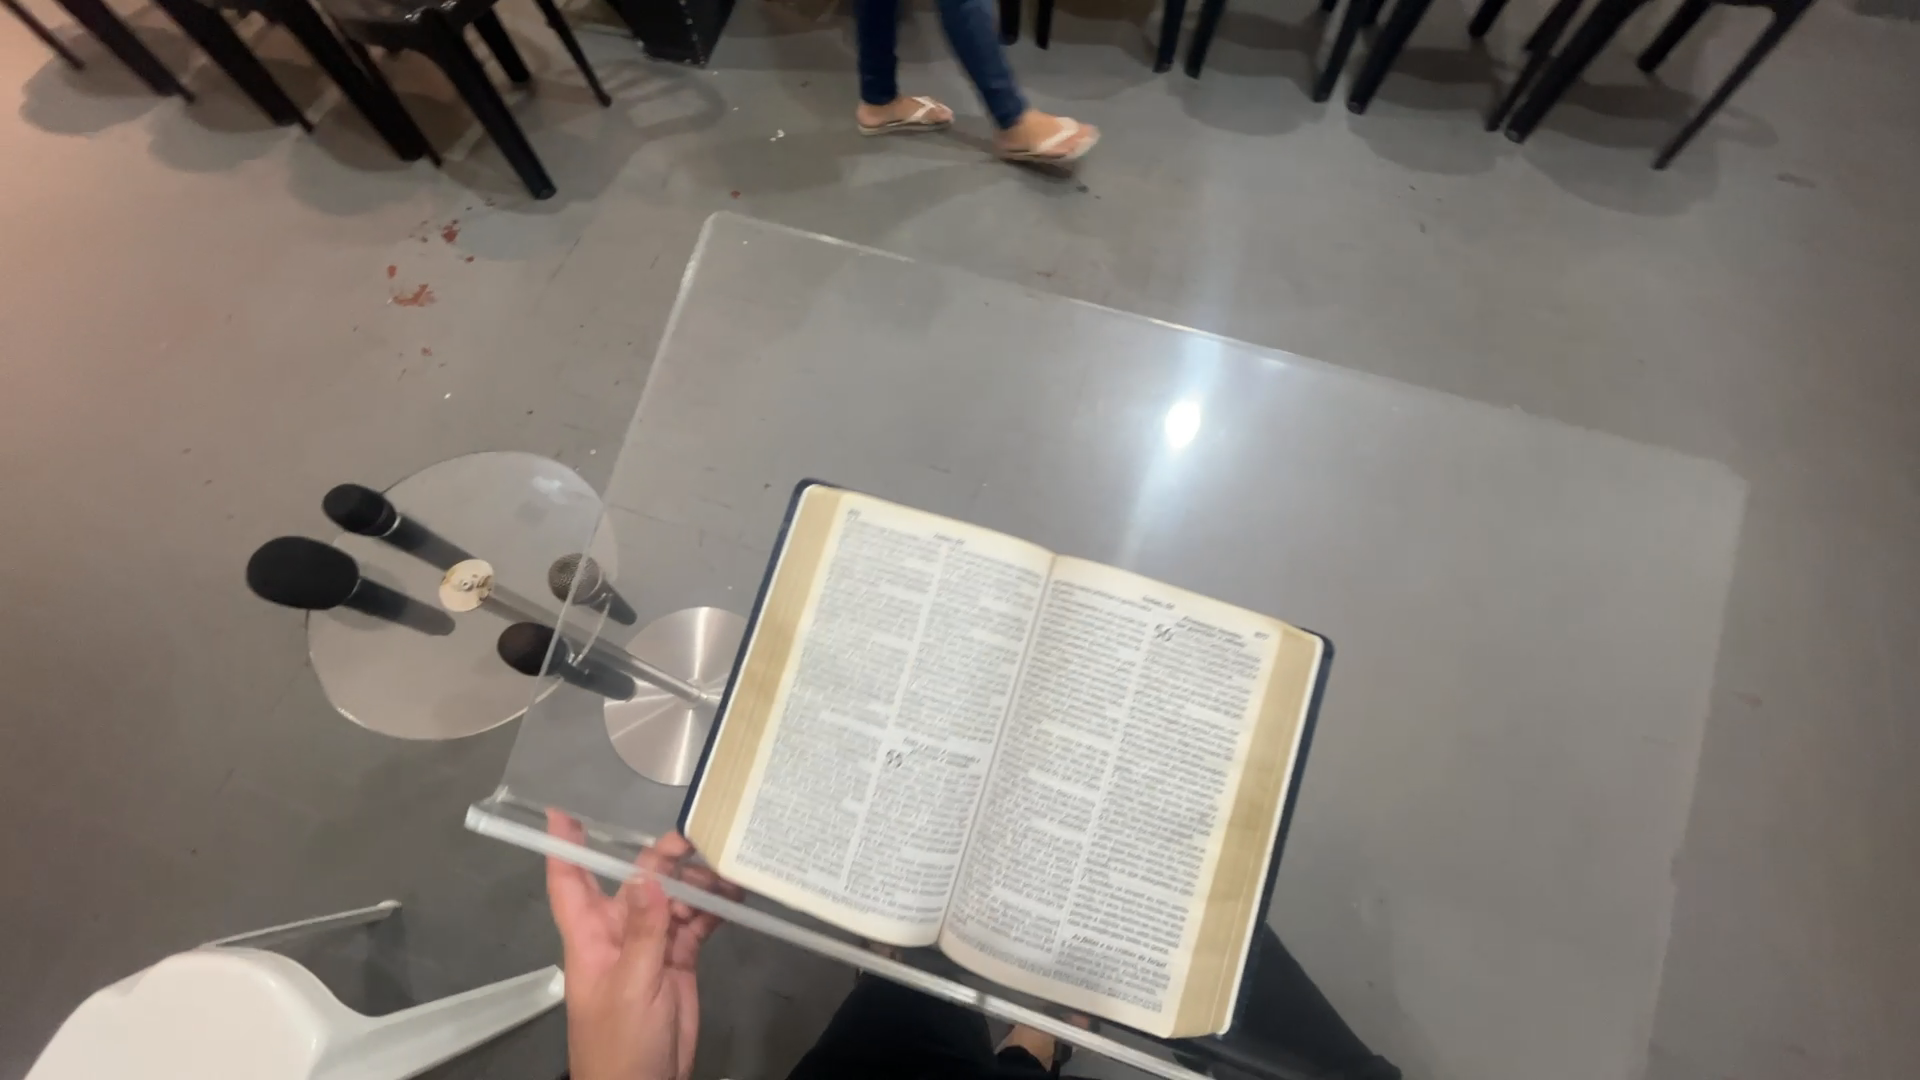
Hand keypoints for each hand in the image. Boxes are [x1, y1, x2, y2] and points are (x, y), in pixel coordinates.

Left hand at [545, 810, 739, 1079]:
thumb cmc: (622, 1044)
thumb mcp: (631, 987)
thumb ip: (643, 930)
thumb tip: (646, 876)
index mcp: (592, 937)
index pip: (570, 884)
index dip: (565, 848)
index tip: (562, 813)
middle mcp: (620, 932)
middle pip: (639, 880)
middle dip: (665, 858)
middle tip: (698, 842)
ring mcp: (652, 944)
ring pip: (674, 895)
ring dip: (699, 882)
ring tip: (728, 874)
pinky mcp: (679, 957)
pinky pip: (697, 920)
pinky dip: (716, 907)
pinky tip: (736, 896)